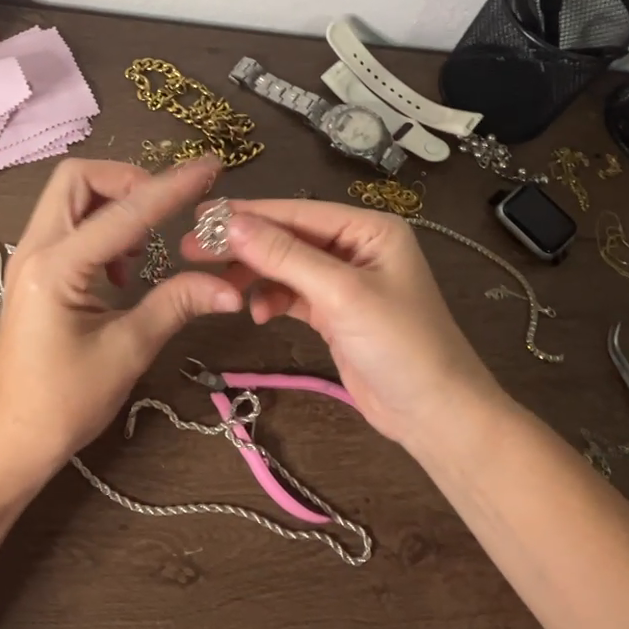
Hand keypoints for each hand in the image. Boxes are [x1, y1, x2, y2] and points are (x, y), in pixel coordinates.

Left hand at [0, 155, 242, 485]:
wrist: (8, 442)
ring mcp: (28, 258)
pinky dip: (98, 226)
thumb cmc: (64, 404)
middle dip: (126, 180)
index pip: (124, 212)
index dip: (172, 187)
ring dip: (112, 204)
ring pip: (70, 198)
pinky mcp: (32, 272)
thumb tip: (231, 287)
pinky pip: (66, 224)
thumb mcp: (127, 351)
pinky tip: (121, 270)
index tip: (210, 168)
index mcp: (56, 267)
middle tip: (164, 208)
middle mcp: (35, 249)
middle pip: (77, 178)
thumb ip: (176, 305)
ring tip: (144, 247)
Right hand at [180, 199, 495, 447]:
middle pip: (286, 236)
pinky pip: (291, 294)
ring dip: (254, 276)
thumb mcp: (341, 294)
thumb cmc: (400, 345)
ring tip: (222, 291)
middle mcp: (356, 247)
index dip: (246, 214)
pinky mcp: (334, 312)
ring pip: (284, 266)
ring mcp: (344, 280)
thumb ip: (285, 256)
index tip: (198, 217)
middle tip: (191, 250)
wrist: (436, 416)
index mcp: (368, 229)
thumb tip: (230, 223)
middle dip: (243, 245)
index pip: (296, 212)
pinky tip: (257, 313)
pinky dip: (270, 299)